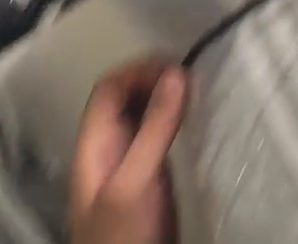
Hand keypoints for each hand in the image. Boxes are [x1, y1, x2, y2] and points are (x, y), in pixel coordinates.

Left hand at [70, 61, 185, 243]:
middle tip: (197, 77)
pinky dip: (180, 115)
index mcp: (93, 146)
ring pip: (146, 111)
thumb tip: (177, 72)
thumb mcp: (135, 181)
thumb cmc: (123, 233)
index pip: (109, 88)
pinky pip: (162, 130)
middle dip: (159, 78)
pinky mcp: (152, 172)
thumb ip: (154, 128)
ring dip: (171, 95)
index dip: (140, 70)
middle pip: (127, 96)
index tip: (179, 69)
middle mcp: (109, 147)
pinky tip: (201, 118)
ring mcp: (129, 161)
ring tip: (203, 91)